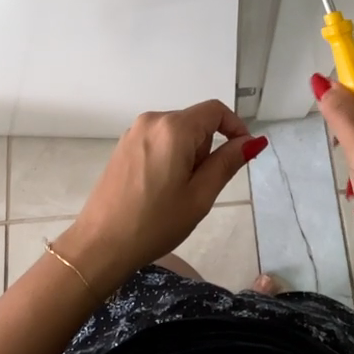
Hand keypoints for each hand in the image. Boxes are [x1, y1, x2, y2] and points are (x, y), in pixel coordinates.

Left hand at [56, 100, 266, 289]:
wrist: (102, 243)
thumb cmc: (156, 223)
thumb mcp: (199, 196)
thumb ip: (227, 163)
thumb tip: (252, 141)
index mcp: (173, 128)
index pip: (214, 110)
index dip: (235, 127)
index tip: (243, 153)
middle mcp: (153, 119)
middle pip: (195, 122)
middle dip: (206, 149)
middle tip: (199, 188)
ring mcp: (135, 130)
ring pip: (177, 132)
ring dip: (188, 155)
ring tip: (176, 193)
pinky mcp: (124, 144)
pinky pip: (159, 140)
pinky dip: (169, 156)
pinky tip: (159, 189)